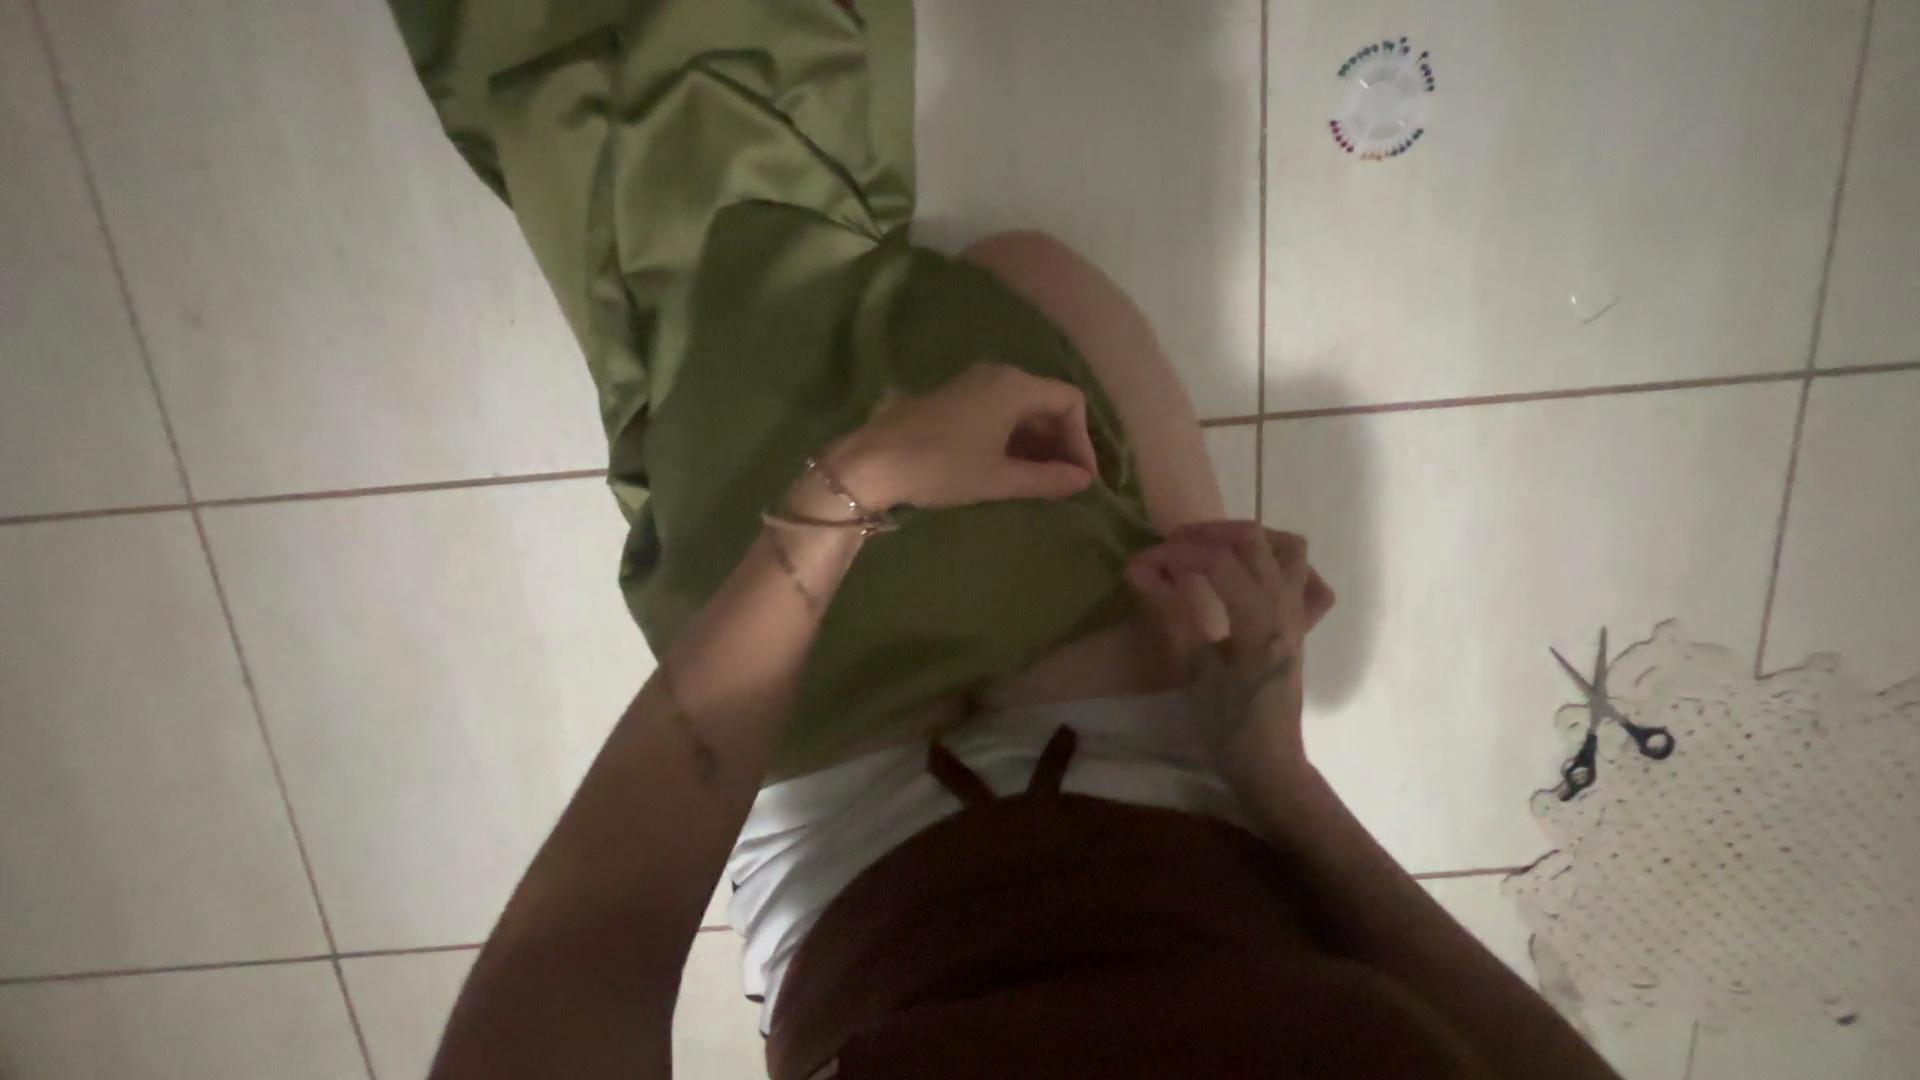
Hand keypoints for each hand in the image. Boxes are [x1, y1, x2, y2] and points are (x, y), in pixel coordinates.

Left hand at [826, 363, 1098, 509]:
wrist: (873, 463)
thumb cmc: (942, 467)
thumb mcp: (999, 478)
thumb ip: (1047, 479)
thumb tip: (1084, 481)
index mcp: (1015, 386)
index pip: (1070, 402)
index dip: (1083, 441)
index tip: (1083, 478)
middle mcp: (997, 375)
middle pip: (1047, 402)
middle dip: (1063, 442)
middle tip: (1066, 482)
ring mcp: (972, 384)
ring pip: (1021, 408)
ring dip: (1038, 443)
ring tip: (1042, 481)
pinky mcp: (953, 398)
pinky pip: (998, 411)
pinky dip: (1013, 438)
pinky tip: (1010, 468)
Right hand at [1125, 521, 1334, 757]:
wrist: (1270, 767)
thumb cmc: (1229, 727)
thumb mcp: (1195, 672)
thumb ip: (1171, 614)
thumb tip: (1139, 569)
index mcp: (1261, 620)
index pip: (1217, 561)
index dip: (1175, 554)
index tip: (1139, 562)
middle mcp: (1287, 607)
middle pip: (1254, 540)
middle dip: (1207, 534)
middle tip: (1168, 549)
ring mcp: (1298, 615)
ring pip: (1288, 550)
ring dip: (1247, 541)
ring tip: (1209, 551)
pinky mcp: (1299, 628)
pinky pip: (1306, 582)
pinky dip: (1281, 567)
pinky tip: (1253, 577)